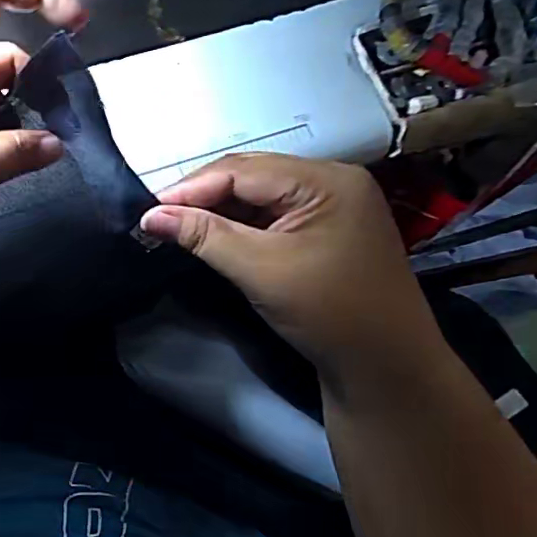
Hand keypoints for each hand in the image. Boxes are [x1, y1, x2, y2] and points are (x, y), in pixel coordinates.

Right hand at [140, 153, 442, 375]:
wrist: (386, 367)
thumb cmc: (330, 314)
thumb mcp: (261, 271)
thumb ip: (204, 236)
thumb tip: (150, 216)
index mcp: (327, 180)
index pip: (244, 170)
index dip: (192, 187)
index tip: (149, 208)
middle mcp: (332, 181)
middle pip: (252, 176)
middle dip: (203, 196)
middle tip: (158, 217)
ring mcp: (330, 206)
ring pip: (259, 196)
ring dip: (219, 211)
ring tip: (177, 226)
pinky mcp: (325, 230)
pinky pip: (273, 215)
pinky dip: (240, 225)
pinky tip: (213, 235)